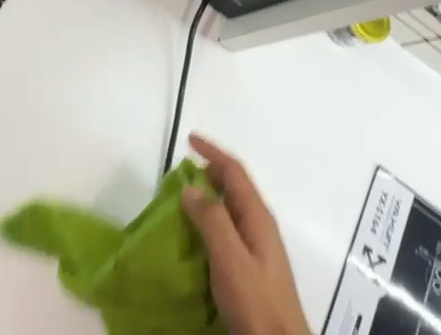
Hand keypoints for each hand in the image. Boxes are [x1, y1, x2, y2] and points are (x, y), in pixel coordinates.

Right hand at [182, 134, 308, 334]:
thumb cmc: (256, 301)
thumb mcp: (230, 258)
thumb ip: (211, 220)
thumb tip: (190, 187)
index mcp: (258, 217)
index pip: (235, 172)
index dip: (213, 153)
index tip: (190, 140)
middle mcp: (260, 226)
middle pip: (235, 188)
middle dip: (210, 173)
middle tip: (181, 175)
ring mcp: (258, 247)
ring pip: (231, 210)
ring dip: (209, 199)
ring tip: (182, 203)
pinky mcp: (252, 267)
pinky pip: (229, 231)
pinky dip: (210, 223)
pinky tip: (195, 238)